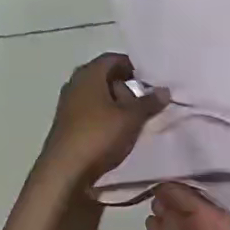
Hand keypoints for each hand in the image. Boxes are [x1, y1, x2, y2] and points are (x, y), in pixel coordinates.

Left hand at [41, 53, 168, 182]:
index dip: (132, 66)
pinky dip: (104, 116)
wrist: (65, 171)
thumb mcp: (131, 118)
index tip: (149, 81)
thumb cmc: (99, 135)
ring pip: (96, 95)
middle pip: (104, 76)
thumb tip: (164, 90)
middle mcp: (75, 84)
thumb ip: (149, 102)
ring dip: (115, 104)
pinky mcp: (65, 124)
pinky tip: (116, 133)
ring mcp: (67, 105)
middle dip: (125, 86)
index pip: (112, 58)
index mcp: (89, 74)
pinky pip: (89, 111)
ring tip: (133, 120)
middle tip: (143, 102)